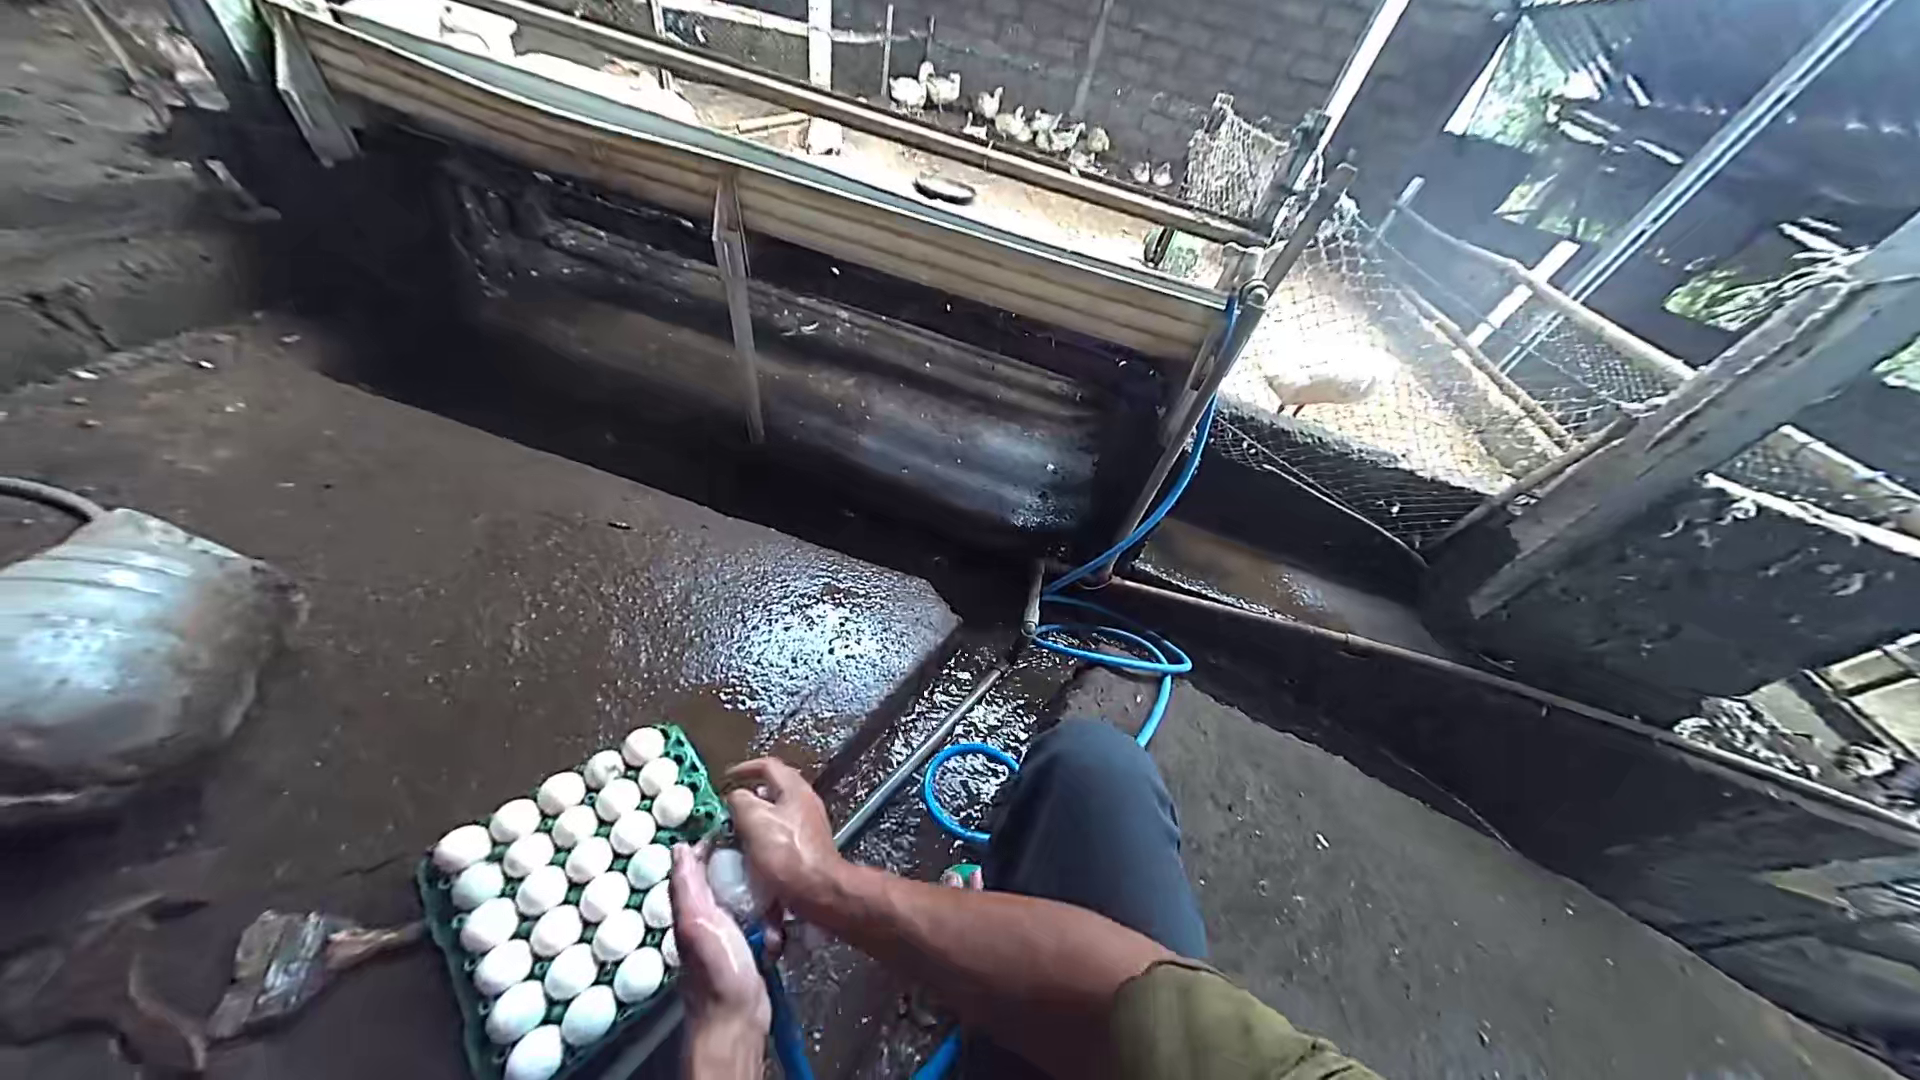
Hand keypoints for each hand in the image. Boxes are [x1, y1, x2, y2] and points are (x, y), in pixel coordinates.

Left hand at [669, 843, 769, 1051]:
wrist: (737, 1020)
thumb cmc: (716, 974)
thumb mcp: (697, 923)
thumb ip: (687, 887)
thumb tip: (680, 848)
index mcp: (691, 908)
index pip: (699, 864)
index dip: (715, 843)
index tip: (737, 827)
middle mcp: (708, 917)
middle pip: (728, 876)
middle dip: (747, 867)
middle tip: (764, 856)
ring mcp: (730, 930)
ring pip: (750, 895)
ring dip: (764, 895)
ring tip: (774, 894)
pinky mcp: (751, 943)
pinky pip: (764, 917)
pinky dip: (772, 918)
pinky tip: (777, 923)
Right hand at [724, 758, 845, 916]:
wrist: (818, 889)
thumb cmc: (787, 855)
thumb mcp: (755, 821)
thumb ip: (741, 802)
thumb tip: (736, 797)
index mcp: (794, 788)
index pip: (768, 765)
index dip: (745, 768)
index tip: (727, 777)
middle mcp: (805, 800)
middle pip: (774, 787)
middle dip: (750, 794)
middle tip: (731, 807)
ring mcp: (809, 822)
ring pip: (777, 810)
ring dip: (756, 817)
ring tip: (737, 831)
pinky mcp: (808, 844)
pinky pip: (782, 831)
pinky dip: (764, 834)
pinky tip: (753, 851)